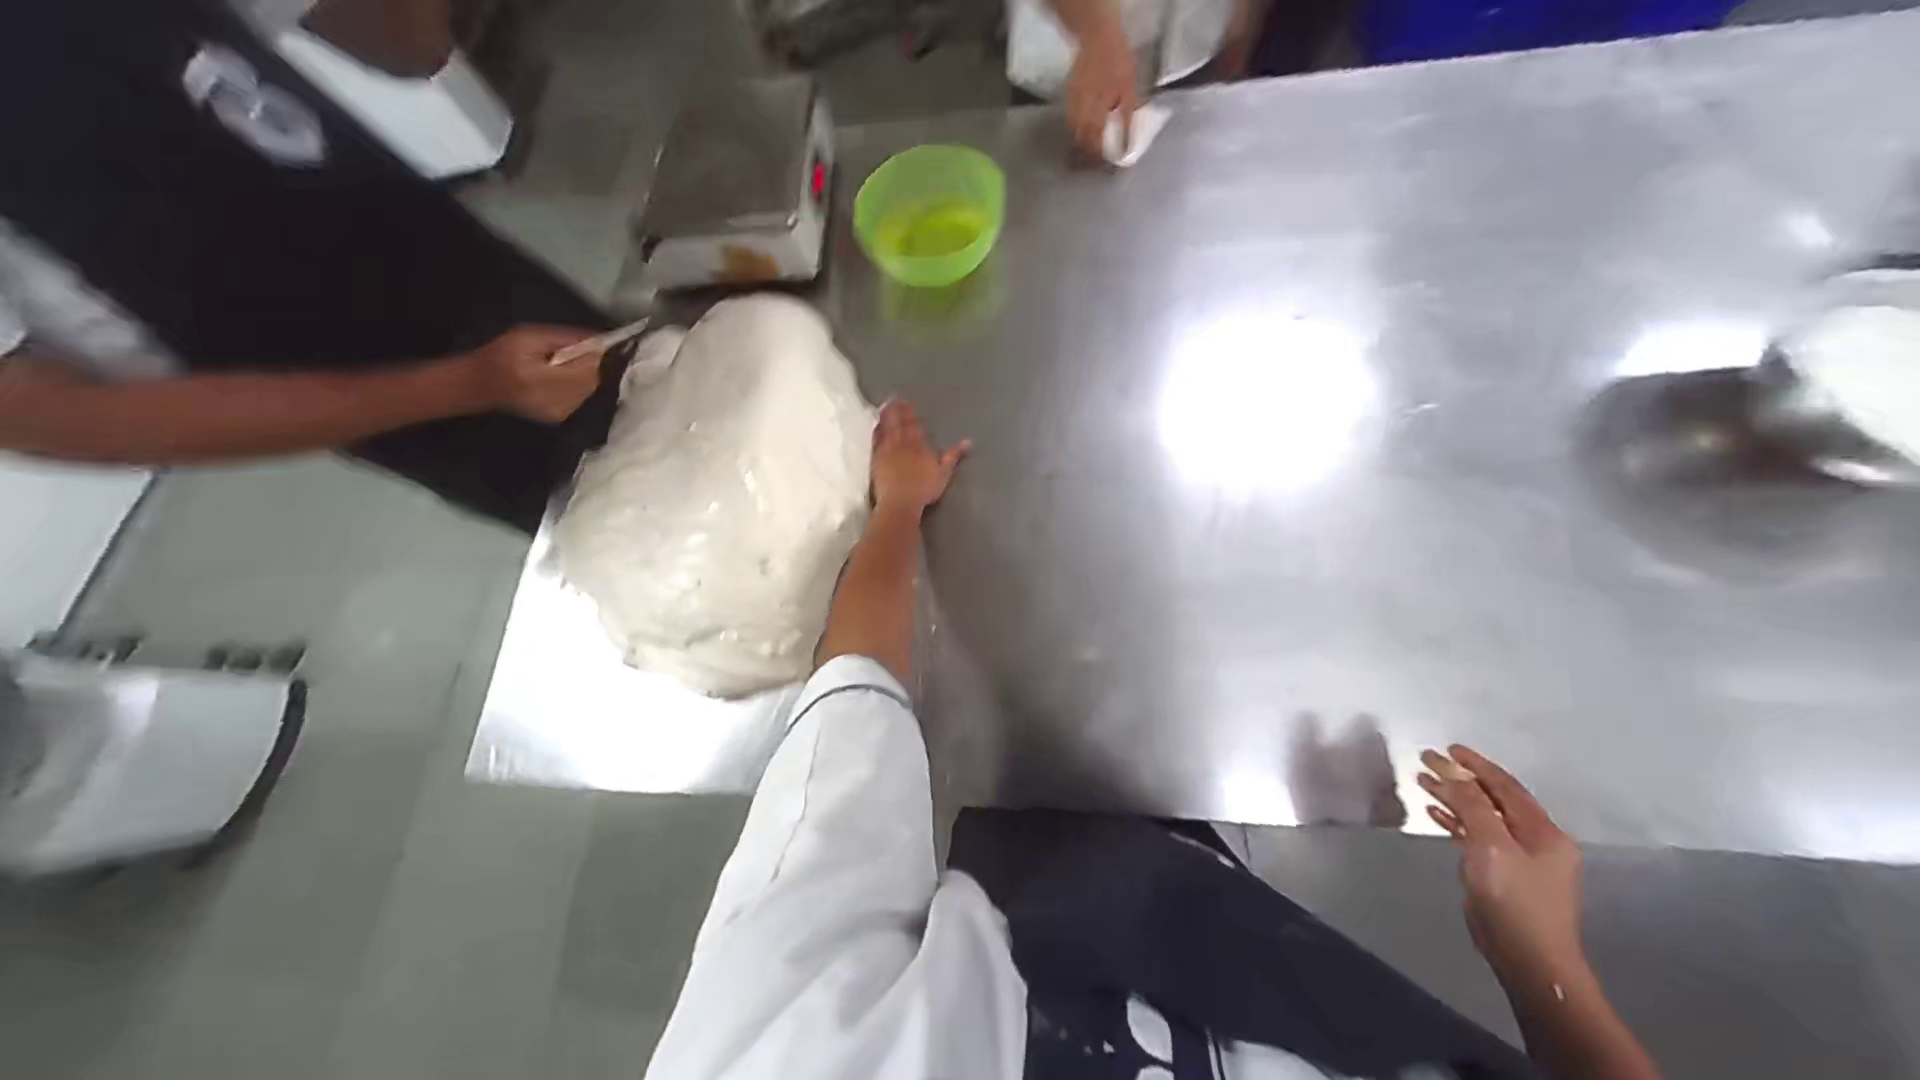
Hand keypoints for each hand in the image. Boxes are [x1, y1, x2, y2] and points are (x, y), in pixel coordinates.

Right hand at [463, 325, 604, 422]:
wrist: (481, 385)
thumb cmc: (499, 355)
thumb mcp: (527, 336)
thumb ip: (562, 337)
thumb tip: (595, 339)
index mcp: (537, 378)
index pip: (584, 369)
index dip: (590, 355)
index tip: (587, 344)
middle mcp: (550, 400)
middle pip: (590, 380)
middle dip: (585, 364)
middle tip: (566, 355)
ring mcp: (556, 412)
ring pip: (588, 390)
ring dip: (580, 376)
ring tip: (556, 368)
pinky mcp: (558, 417)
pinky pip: (580, 398)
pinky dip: (574, 387)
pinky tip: (554, 381)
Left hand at [871, 399, 968, 512]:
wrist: (900, 501)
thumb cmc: (924, 489)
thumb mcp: (944, 473)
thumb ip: (953, 456)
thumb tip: (968, 441)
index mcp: (919, 446)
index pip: (914, 426)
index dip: (911, 414)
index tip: (909, 404)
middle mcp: (903, 444)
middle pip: (900, 423)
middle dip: (898, 410)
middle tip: (896, 397)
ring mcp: (888, 450)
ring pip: (887, 427)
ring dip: (886, 414)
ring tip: (886, 404)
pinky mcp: (877, 458)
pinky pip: (876, 439)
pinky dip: (877, 430)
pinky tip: (876, 425)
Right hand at [1066, 25, 1139, 158]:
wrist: (1097, 38)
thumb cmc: (1118, 64)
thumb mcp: (1129, 91)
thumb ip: (1126, 121)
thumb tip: (1127, 147)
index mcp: (1095, 115)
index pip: (1094, 145)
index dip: (1098, 157)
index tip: (1104, 165)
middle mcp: (1080, 114)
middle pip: (1080, 142)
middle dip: (1087, 153)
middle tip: (1095, 161)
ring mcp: (1071, 105)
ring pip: (1073, 132)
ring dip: (1080, 142)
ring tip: (1089, 148)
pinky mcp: (1068, 96)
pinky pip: (1070, 119)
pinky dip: (1077, 128)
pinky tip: (1084, 128)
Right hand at [1419, 745, 1586, 984]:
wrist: (1527, 957)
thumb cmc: (1513, 898)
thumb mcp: (1491, 844)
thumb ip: (1473, 805)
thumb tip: (1455, 773)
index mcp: (1543, 831)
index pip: (1506, 786)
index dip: (1477, 765)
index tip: (1448, 748)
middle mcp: (1535, 840)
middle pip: (1493, 799)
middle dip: (1460, 779)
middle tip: (1427, 761)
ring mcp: (1519, 858)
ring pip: (1482, 816)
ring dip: (1454, 798)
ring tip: (1422, 782)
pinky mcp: (1501, 874)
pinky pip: (1476, 835)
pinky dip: (1456, 821)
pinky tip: (1434, 813)